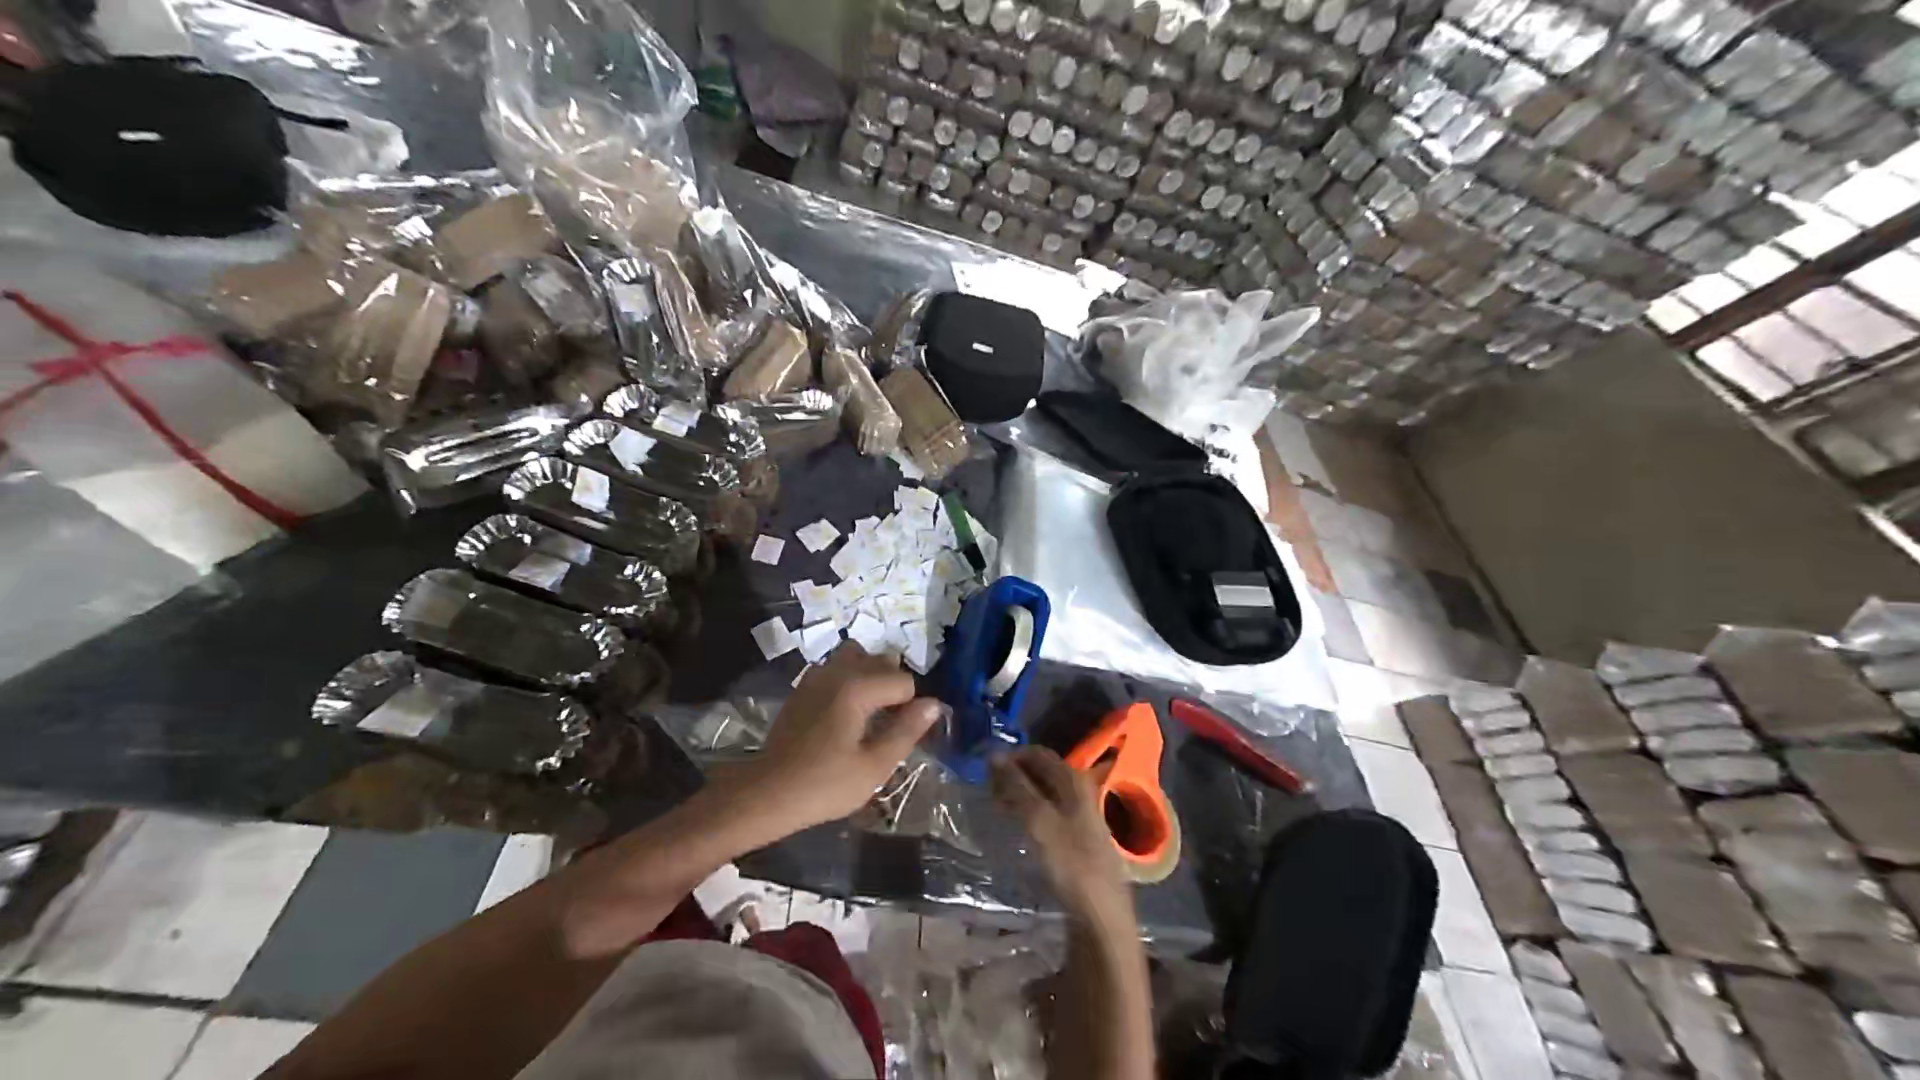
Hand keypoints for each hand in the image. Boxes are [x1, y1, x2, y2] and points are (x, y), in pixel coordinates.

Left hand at [734, 644, 945, 834]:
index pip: (904, 681)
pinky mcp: (802, 687)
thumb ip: (907, 731)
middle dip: (893, 686)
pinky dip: (848, 680)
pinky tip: (844, 713)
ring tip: (869, 712)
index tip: (900, 735)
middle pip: (881, 661)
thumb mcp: (874, 766)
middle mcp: (837, 671)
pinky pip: (835, 669)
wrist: (767, 793)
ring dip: (870, 676)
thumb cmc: (825, 785)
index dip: (910, 708)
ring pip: (856, 657)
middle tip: (888, 724)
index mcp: (858, 687)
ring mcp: (816, 676)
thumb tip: (934, 705)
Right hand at [991, 746, 1133, 927]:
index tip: (985, 770)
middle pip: (1042, 772)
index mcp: (1073, 780)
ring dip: (1021, 794)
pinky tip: (1018, 825)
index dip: (1011, 757)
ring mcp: (1081, 814)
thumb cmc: (1070, 862)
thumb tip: (994, 754)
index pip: (1037, 754)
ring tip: (997, 806)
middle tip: (988, 789)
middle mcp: (1080, 790)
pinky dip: (1030, 812)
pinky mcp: (1078, 836)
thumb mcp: (1038, 821)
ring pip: (1045, 792)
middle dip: (1014, 775)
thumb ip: (1016, 786)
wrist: (1103, 913)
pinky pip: (1049, 812)